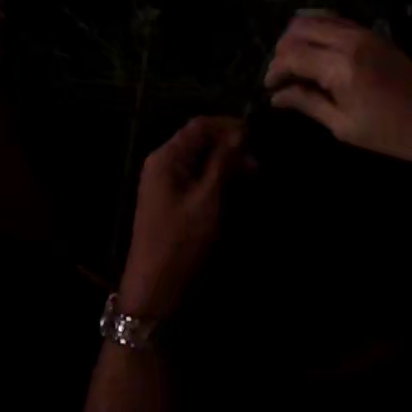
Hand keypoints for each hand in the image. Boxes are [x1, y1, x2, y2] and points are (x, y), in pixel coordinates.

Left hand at [119, 116, 248, 319]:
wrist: (153, 287)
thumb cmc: (180, 241)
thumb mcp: (207, 200)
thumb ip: (222, 163)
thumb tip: (239, 132)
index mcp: (166, 156)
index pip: (199, 125)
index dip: (228, 125)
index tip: (256, 133)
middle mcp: (162, 161)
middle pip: (198, 139)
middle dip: (228, 144)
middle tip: (258, 160)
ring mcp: (163, 179)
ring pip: (197, 157)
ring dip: (224, 160)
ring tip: (252, 172)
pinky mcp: (169, 195)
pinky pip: (193, 173)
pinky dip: (214, 174)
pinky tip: (233, 183)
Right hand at [265, 13, 411, 169]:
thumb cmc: (391, 134)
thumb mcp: (343, 126)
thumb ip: (307, 103)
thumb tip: (276, 96)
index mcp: (341, 66)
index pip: (292, 55)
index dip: (274, 70)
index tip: (269, 88)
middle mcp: (349, 40)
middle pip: (299, 28)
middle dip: (282, 50)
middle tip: (281, 76)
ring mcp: (363, 32)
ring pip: (315, 18)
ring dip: (298, 37)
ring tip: (295, 64)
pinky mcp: (373, 33)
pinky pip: (335, 20)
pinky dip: (317, 31)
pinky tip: (315, 53)